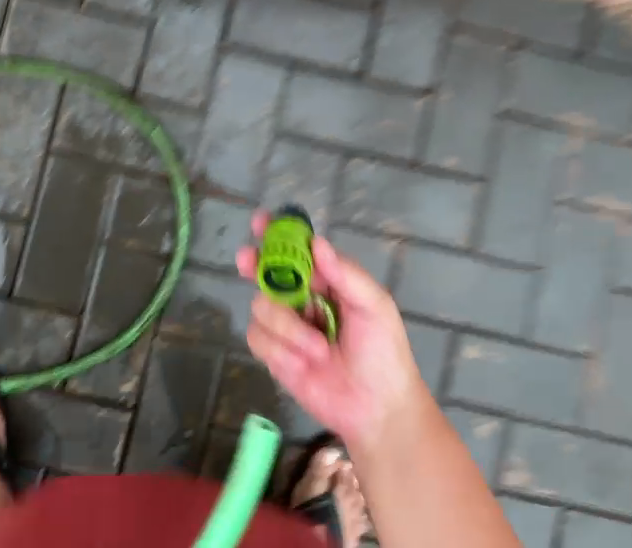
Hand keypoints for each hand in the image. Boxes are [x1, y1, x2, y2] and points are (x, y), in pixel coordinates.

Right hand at [236, 211, 424, 447]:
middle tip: (248, 262)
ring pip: (261, 307)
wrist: (377, 409)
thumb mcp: (374, 307)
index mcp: (326, 280)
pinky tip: (303, 365)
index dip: (276, 233)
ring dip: (288, 329)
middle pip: (265, 271)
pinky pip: (258, 338)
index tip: (261, 222)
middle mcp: (300, 298)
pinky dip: (280, 351)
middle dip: (254, 265)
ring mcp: (285, 326)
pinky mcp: (273, 354)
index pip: (297, 249)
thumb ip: (346, 274)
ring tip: (319, 351)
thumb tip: (316, 242)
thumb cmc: (383, 353)